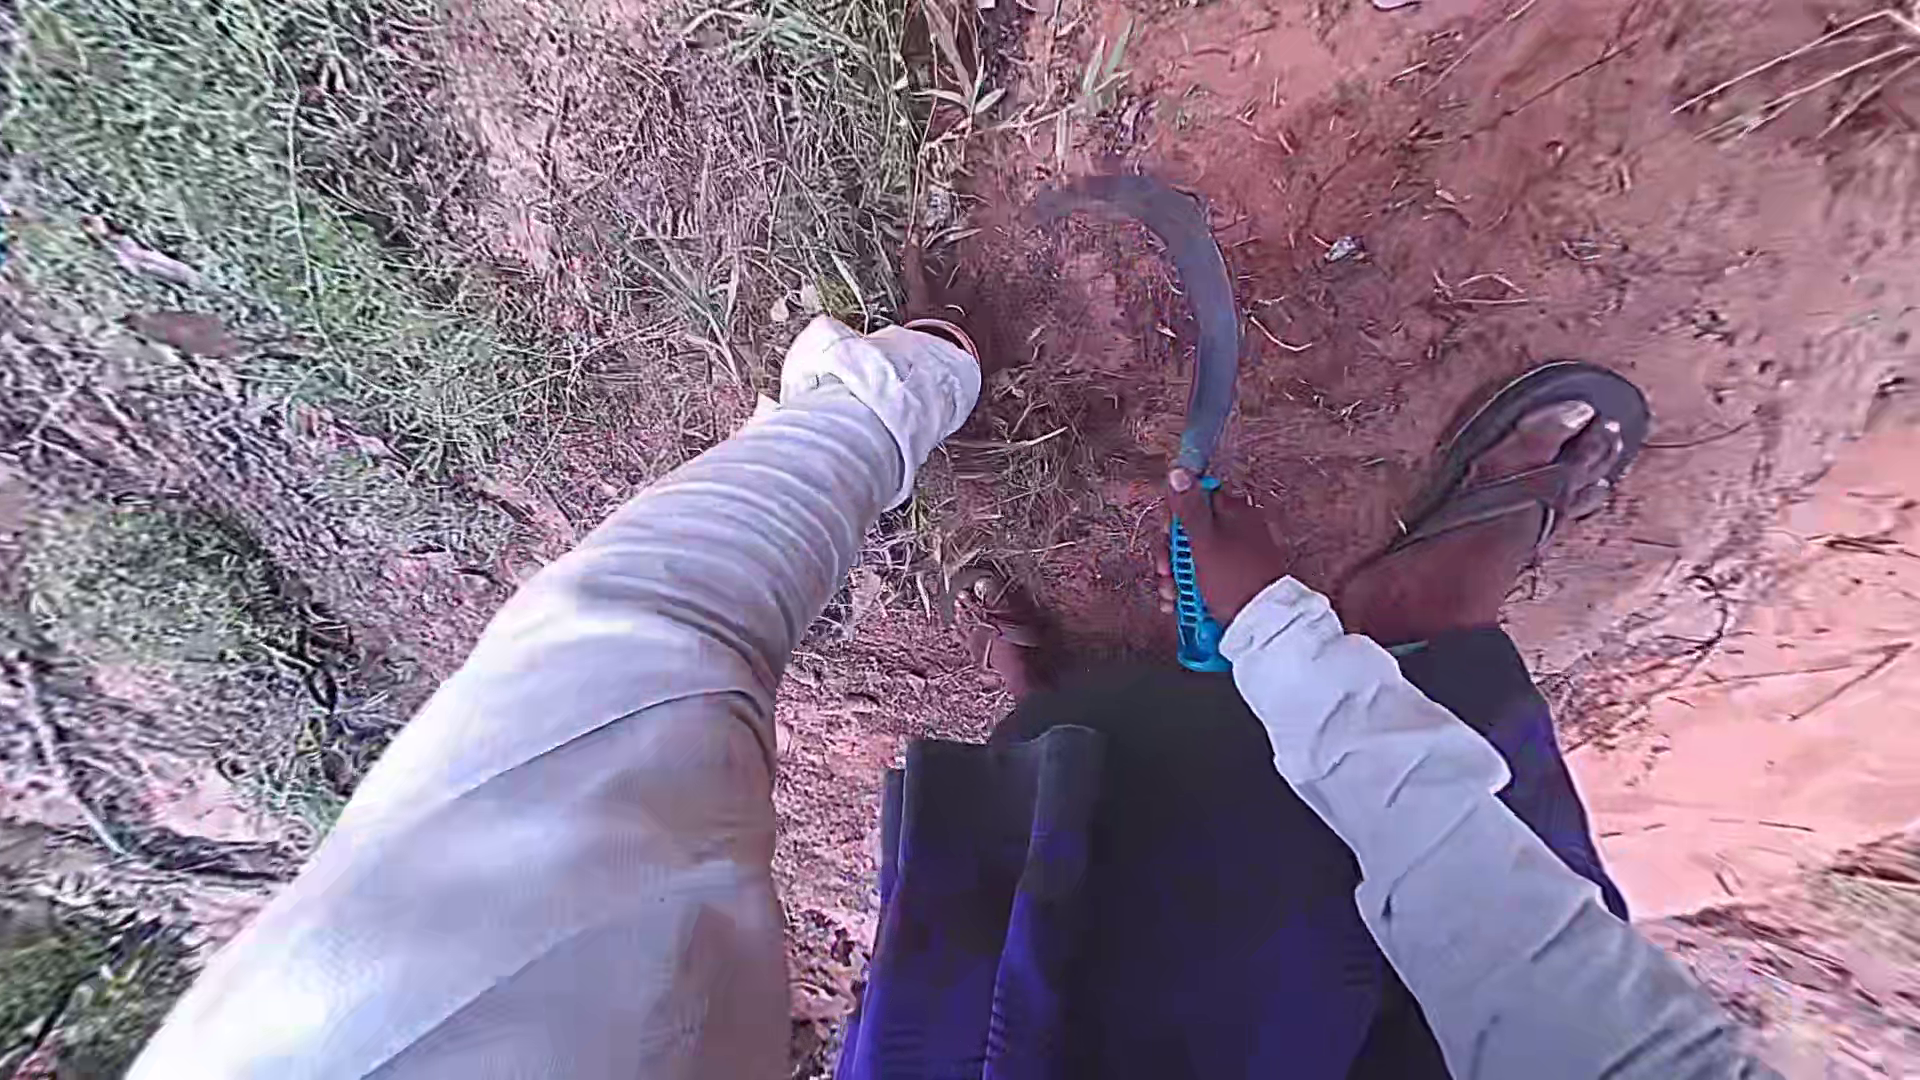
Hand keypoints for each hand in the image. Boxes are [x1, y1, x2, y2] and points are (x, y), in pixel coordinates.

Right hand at [1154, 468, 1287, 624]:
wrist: (1261, 624)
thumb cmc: (1233, 578)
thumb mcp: (1204, 541)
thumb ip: (1189, 506)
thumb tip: (1178, 470)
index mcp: (1232, 512)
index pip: (1195, 497)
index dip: (1175, 515)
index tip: (1168, 534)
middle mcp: (1234, 529)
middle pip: (1188, 529)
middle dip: (1170, 553)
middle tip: (1166, 570)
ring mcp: (1232, 554)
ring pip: (1190, 555)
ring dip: (1174, 575)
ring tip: (1171, 593)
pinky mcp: (1229, 577)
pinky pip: (1200, 575)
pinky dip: (1186, 587)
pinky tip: (1177, 602)